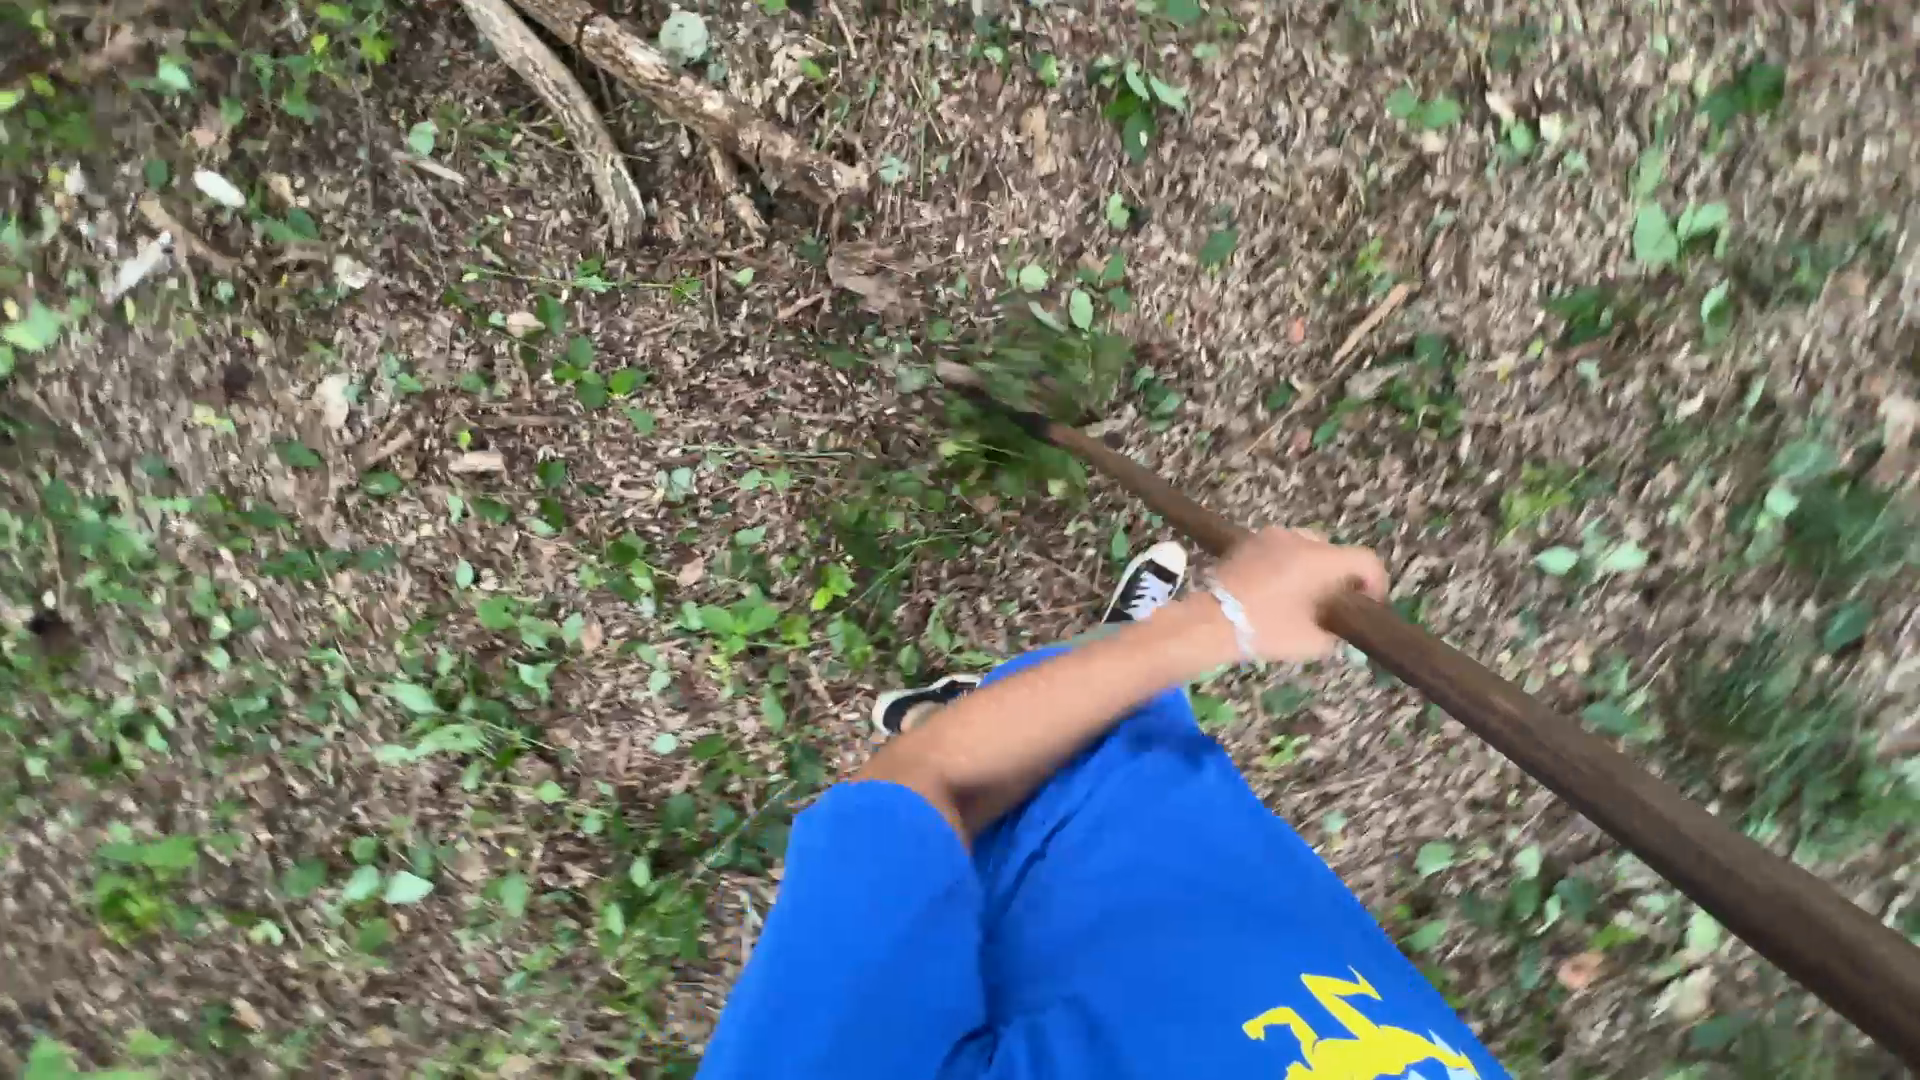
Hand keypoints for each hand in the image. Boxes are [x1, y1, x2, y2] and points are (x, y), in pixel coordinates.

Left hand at [1206, 528, 1388, 662]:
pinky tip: (1279, 587)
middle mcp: (1297, 539)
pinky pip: (1279, 548)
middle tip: (1334, 602)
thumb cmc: (1265, 629)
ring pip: (1305, 546)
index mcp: (1319, 559)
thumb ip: (1336, 632)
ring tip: (1305, 594)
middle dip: (1340, 575)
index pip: (1365, 560)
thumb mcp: (1311, 641)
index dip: (1376, 583)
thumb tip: (1339, 628)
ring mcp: (1269, 537)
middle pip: (1334, 551)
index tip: (1370, 605)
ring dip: (1312, 566)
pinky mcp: (1247, 542)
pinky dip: (1287, 563)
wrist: (1210, 620)